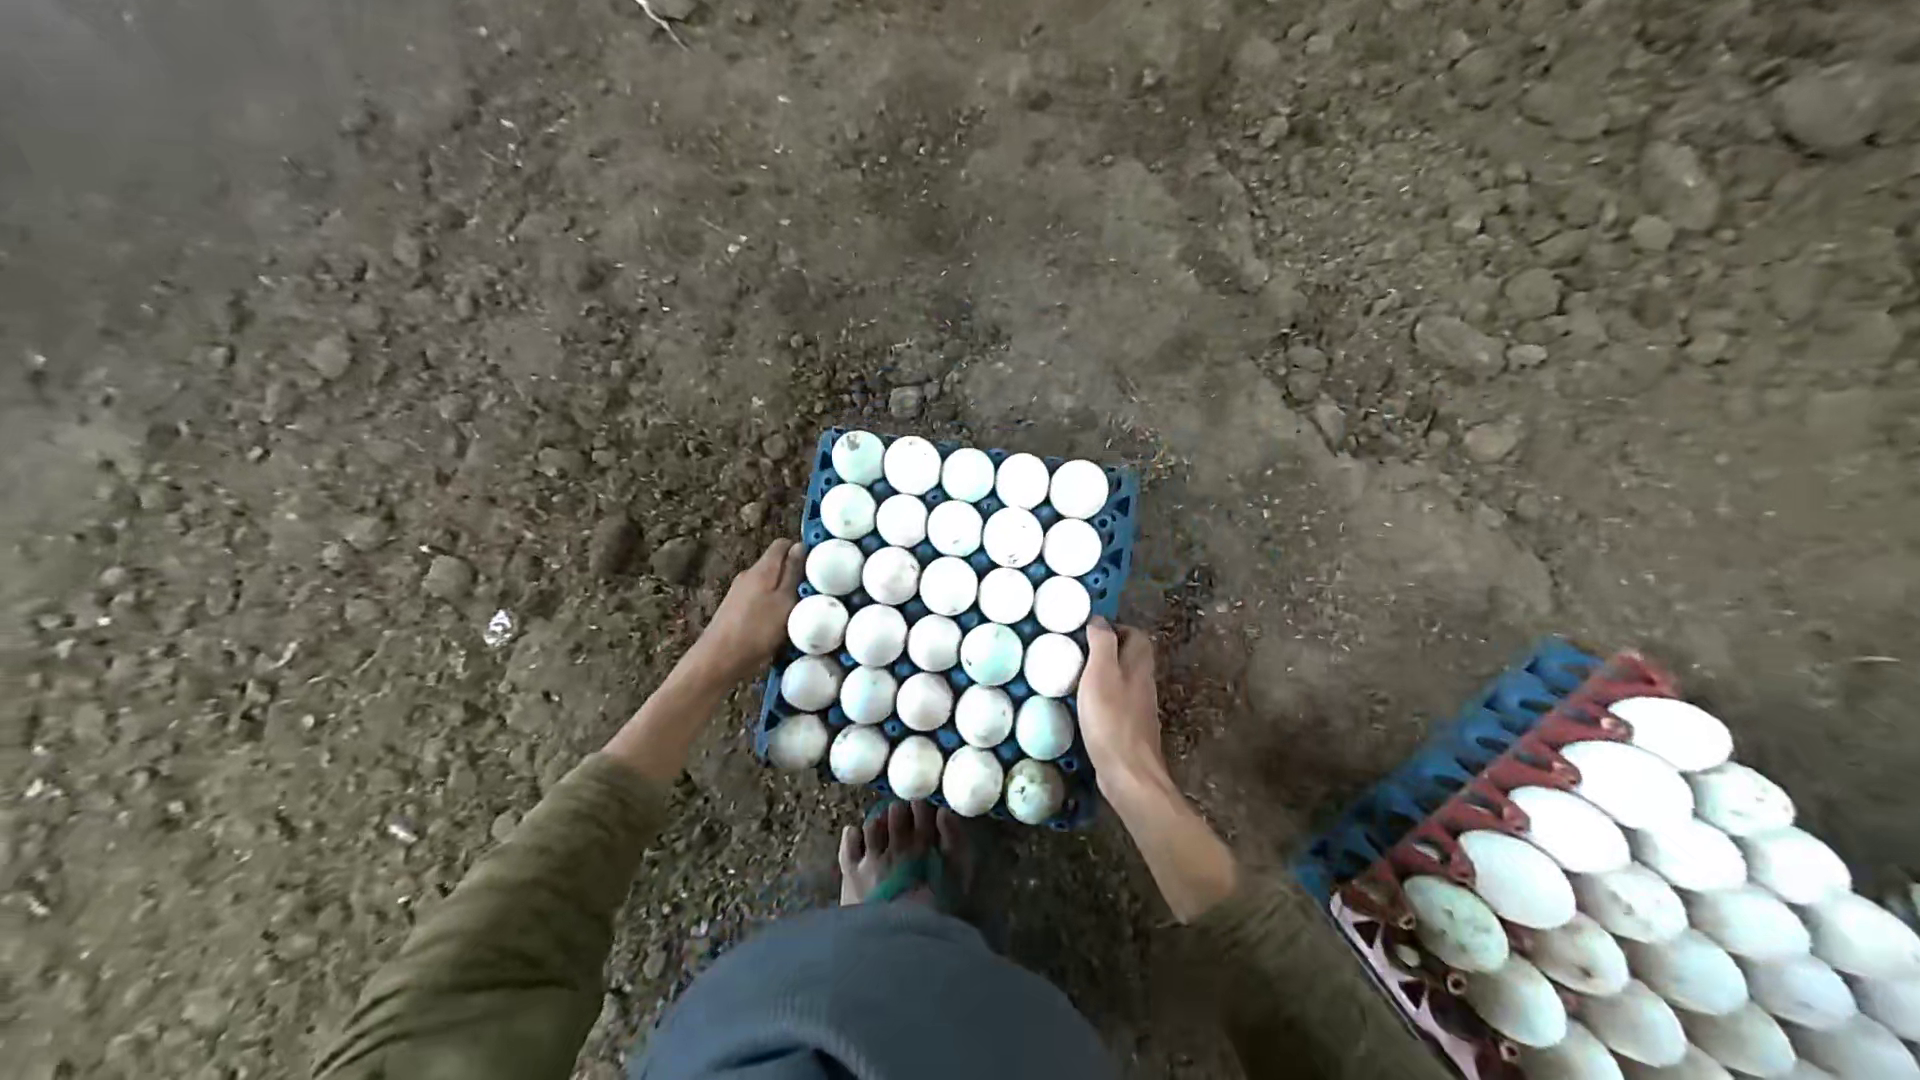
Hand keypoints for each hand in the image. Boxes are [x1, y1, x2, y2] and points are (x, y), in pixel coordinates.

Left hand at [684, 538, 804, 686]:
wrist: (719, 660)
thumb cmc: (758, 631)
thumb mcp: (785, 601)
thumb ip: (793, 573)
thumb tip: (799, 546)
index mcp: (762, 569)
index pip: (782, 544)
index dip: (801, 551)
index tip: (816, 568)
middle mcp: (748, 575)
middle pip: (775, 564)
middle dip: (794, 574)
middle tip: (811, 593)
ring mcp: (739, 592)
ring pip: (768, 583)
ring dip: (783, 592)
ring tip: (798, 611)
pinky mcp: (735, 609)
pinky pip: (760, 598)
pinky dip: (772, 605)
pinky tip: (779, 623)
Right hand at [1080, 616, 1166, 793]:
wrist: (1129, 773)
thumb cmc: (1111, 718)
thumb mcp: (1101, 673)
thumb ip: (1102, 643)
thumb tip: (1099, 620)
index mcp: (1139, 666)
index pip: (1136, 635)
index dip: (1116, 628)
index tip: (1089, 632)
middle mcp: (1144, 684)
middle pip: (1132, 657)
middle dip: (1108, 651)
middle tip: (1078, 654)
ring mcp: (1139, 709)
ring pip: (1124, 681)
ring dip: (1103, 675)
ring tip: (1075, 678)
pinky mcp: (1130, 730)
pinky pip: (1117, 704)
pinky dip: (1101, 699)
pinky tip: (1083, 708)